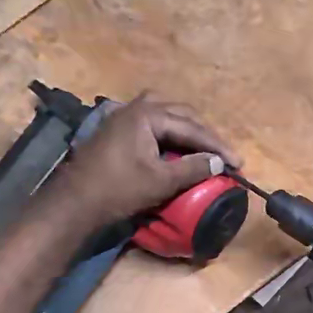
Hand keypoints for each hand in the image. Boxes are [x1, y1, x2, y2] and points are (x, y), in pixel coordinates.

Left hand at [49, 99, 243, 226]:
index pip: (191, 127)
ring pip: (164, 118)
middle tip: (222, 154)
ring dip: (186, 132)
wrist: (74, 203)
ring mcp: (122, 118)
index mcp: (147, 114)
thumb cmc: (118, 189)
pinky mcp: (115, 133)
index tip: (238, 162)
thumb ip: (192, 168)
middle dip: (203, 135)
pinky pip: (151, 127)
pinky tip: (176, 150)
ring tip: (203, 150)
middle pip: (179, 115)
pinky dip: (168, 137)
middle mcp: (135, 108)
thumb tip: (219, 163)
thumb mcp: (160, 181)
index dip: (217, 146)